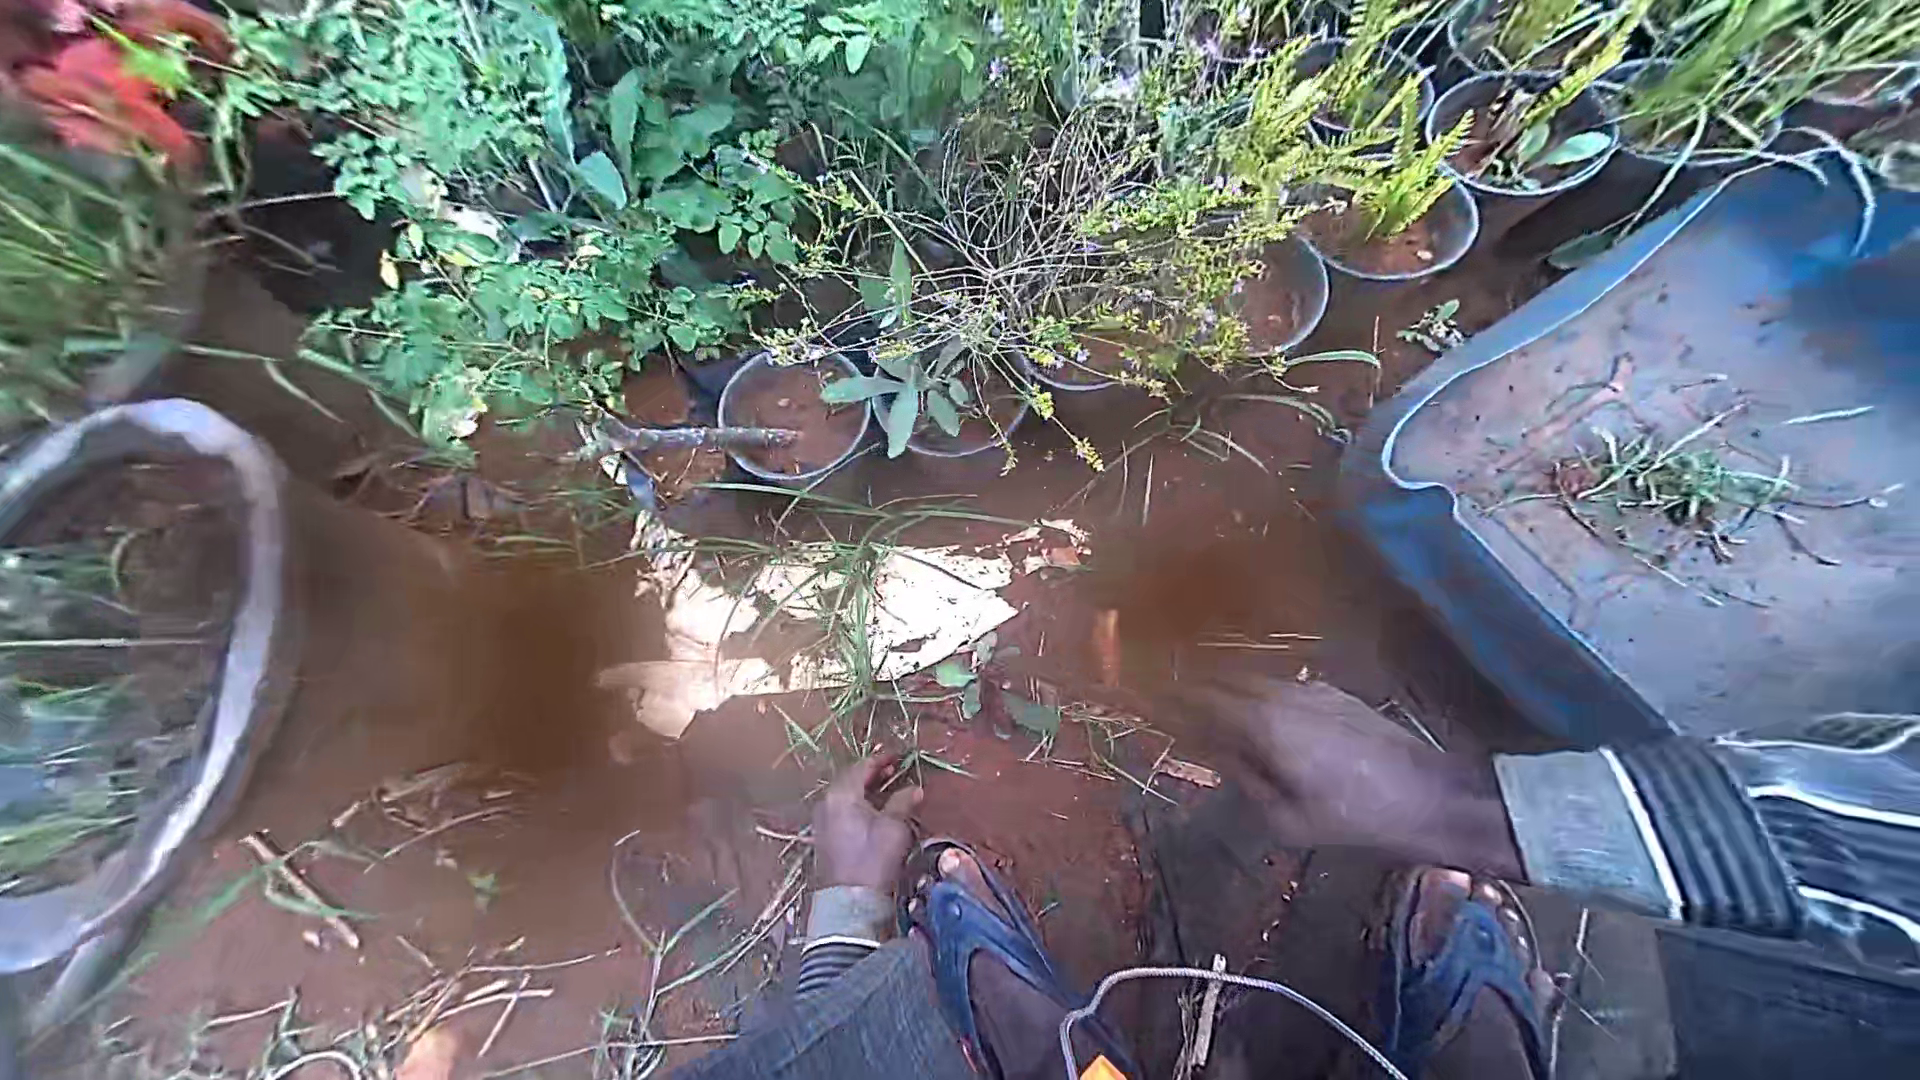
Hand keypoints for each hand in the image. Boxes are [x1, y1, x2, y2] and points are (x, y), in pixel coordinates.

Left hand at [811, 754, 922, 890]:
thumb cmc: (873, 859)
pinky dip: (857, 803)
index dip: (881, 759)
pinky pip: (841, 808)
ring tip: (886, 788)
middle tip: (893, 770)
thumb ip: (903, 801)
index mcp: (841, 794)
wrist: (849, 904)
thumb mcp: (894, 826)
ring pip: (845, 794)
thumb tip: (914, 789)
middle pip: (850, 778)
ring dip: (865, 788)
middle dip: (872, 773)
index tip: (898, 756)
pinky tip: (873, 809)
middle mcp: (827, 802)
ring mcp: (822, 820)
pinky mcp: (824, 836)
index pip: (862, 767)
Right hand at [1197, 679, 1524, 878]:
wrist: (1434, 797)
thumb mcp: (1287, 818)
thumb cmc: (1356, 817)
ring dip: (1220, 686)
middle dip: (1189, 687)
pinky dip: (1251, 689)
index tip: (1142, 697)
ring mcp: (1306, 687)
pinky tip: (1256, 709)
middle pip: (1218, 678)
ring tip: (1207, 705)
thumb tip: (1214, 752)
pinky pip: (1275, 681)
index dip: (1167, 697)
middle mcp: (1278, 694)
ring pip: (1246, 675)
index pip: (1199, 699)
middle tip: (1170, 702)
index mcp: (1261, 725)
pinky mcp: (1330, 690)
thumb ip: (1242, 778)